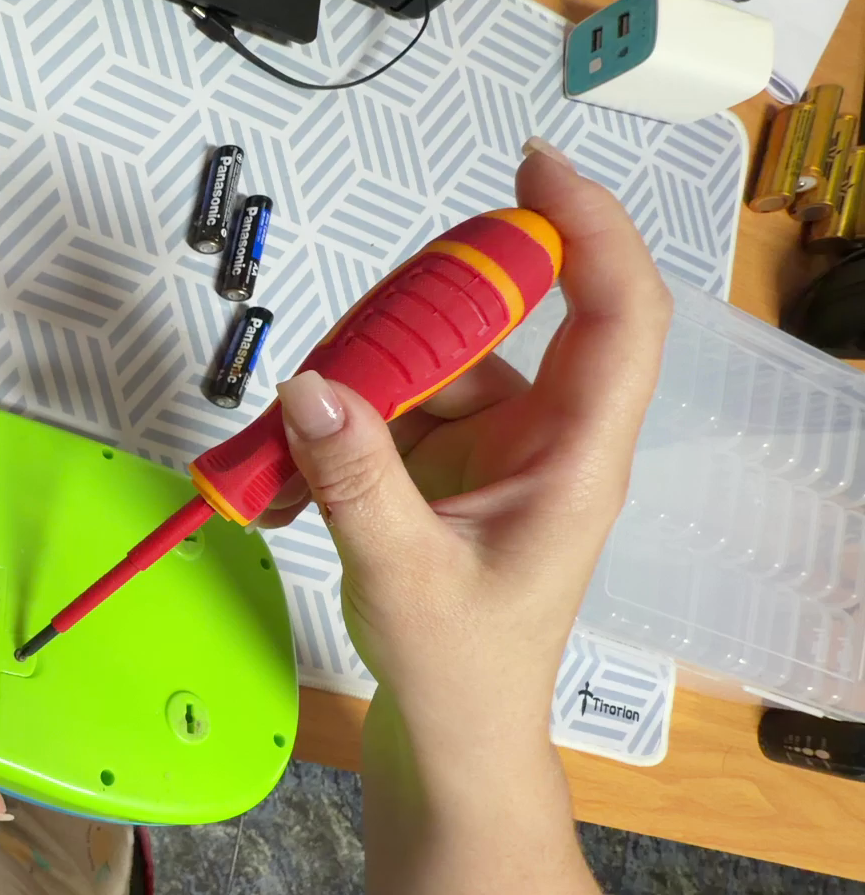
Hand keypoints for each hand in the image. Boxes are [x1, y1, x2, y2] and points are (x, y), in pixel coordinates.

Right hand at [260, 140, 669, 719]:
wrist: (444, 720)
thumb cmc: (457, 657)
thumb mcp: (402, 567)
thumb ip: (355, 478)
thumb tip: (307, 387)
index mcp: (570, 457)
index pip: (612, 318)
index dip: (585, 234)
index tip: (529, 175)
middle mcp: (532, 442)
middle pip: (482, 345)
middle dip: (405, 336)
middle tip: (329, 357)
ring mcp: (476, 459)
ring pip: (418, 385)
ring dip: (349, 400)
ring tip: (282, 445)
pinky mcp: (430, 478)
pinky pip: (380, 428)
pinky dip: (332, 440)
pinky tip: (287, 476)